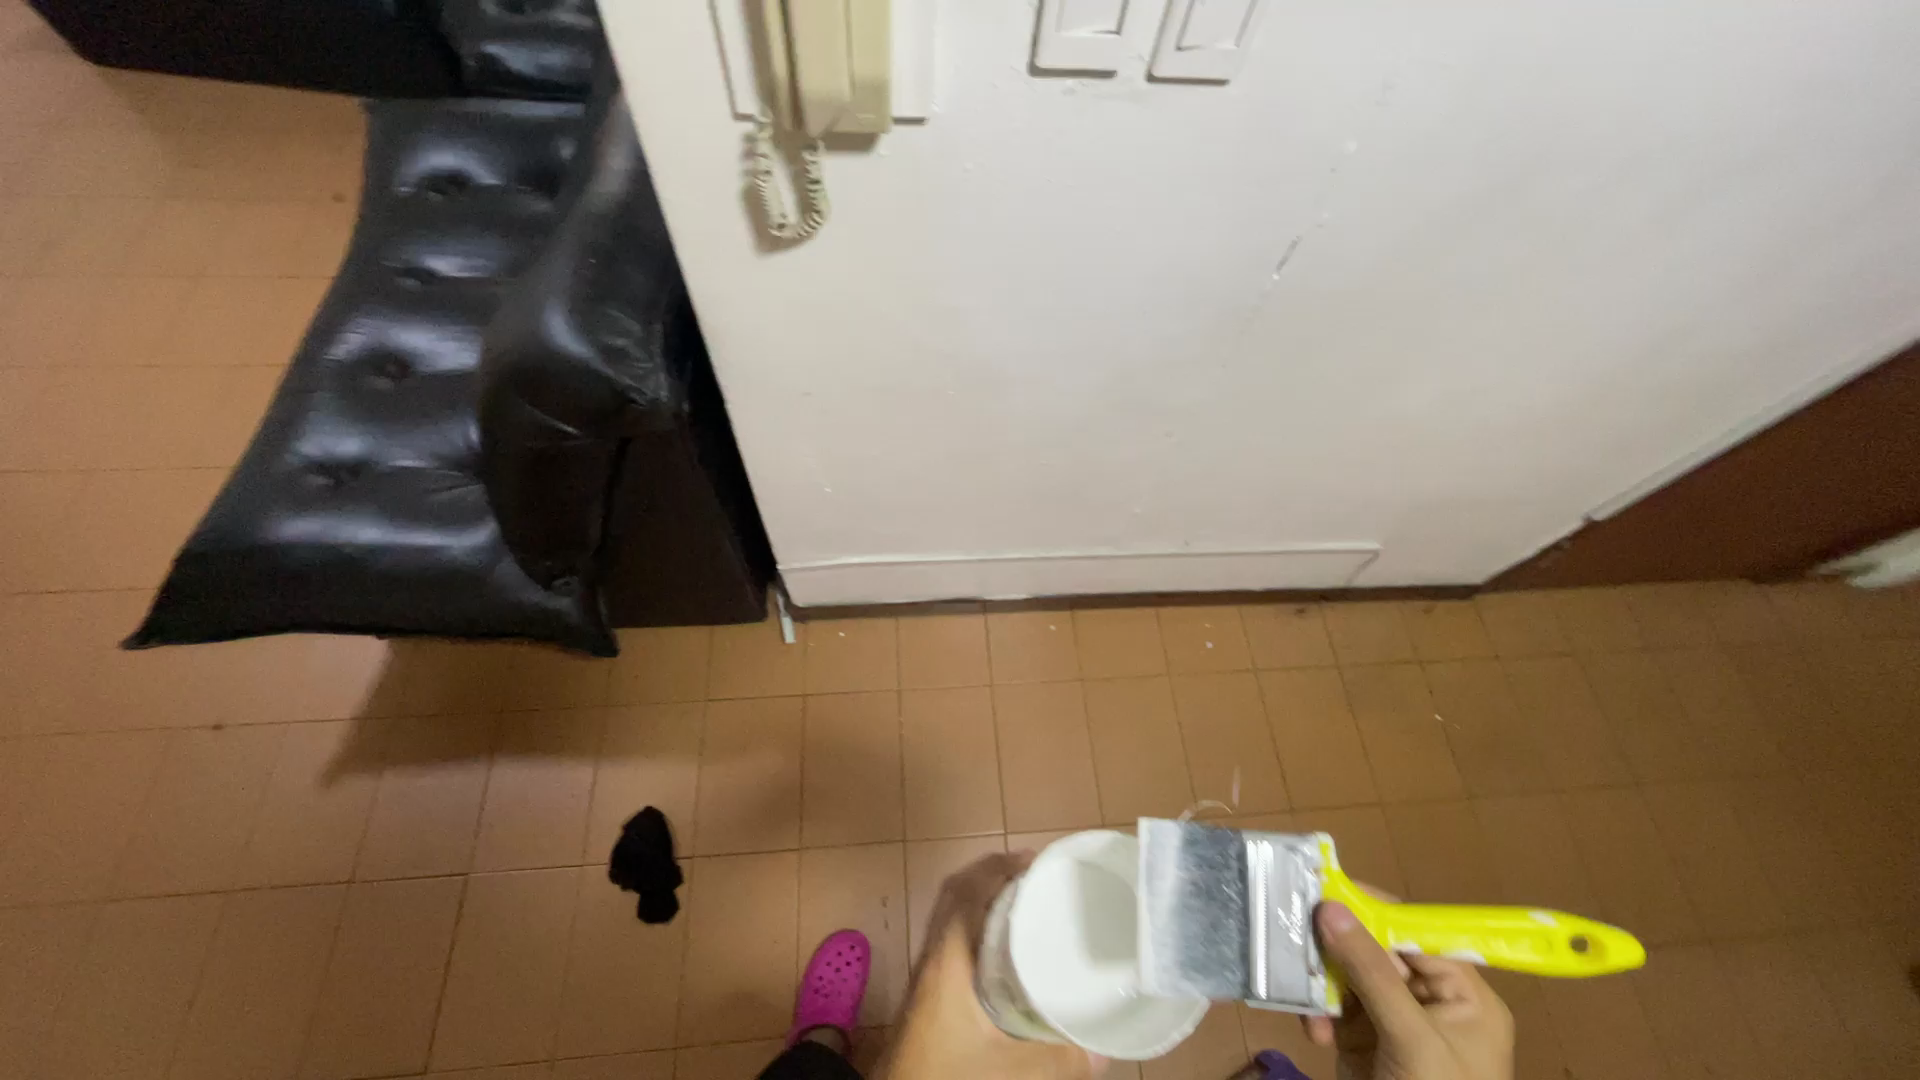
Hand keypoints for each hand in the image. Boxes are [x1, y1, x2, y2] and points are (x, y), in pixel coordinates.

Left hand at [875, 851, 1101, 1079]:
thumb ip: (1055, 1061)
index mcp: (947, 958)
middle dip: (990, 873)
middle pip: (955, 893)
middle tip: (1031, 873)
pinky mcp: (929, 991)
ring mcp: (928, 972)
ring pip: (949, 914)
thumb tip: (1101, 1054)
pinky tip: (1002, 948)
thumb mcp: (1005, 1071)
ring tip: (1021, 898)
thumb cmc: (943, 1075)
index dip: (996, 867)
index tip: (1032, 859)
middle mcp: (933, 955)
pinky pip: (951, 936)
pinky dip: (975, 924)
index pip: (966, 892)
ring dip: (980, 896)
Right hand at [1303, 901, 1512, 1079]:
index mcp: (1463, 996)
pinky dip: (1317, 1014)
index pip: (1417, 933)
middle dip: (1337, 949)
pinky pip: (1333, 1008)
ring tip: (1303, 993)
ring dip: (1321, 984)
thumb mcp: (1412, 1040)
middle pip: (1376, 950)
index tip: (1327, 887)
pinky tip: (1312, 1032)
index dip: (1375, 909)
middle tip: (1297, 934)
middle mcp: (1429, 1002)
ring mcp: (1394, 1022)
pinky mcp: (1363, 1042)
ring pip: (1347, 976)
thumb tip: (1331, 906)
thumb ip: (1371, 972)